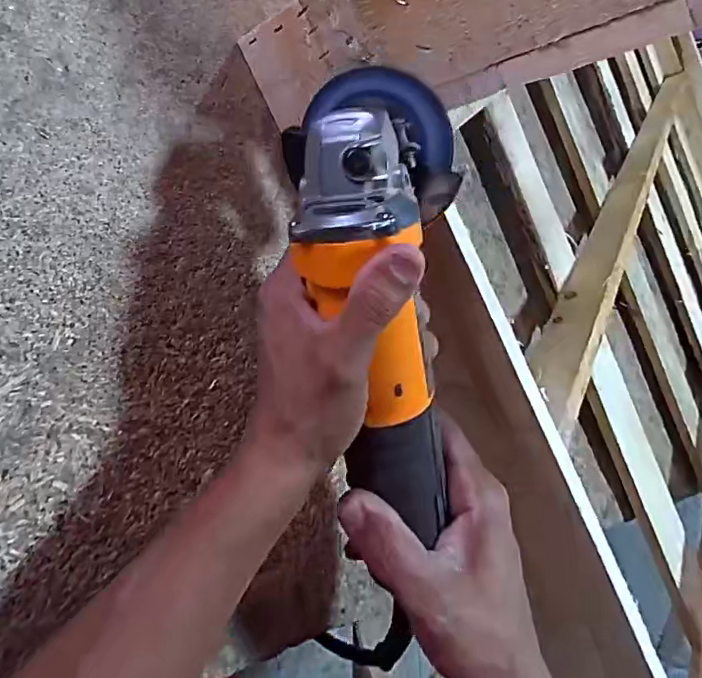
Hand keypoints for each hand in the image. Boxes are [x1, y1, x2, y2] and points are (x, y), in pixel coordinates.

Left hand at [244, 244, 425, 476]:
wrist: (289, 460)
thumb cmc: (309, 407)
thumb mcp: (346, 352)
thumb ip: (373, 303)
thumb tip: (407, 254)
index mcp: (286, 287)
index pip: (325, 240)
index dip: (364, 243)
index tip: (399, 259)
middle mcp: (293, 298)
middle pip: (347, 269)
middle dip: (386, 287)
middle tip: (414, 312)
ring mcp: (305, 323)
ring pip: (356, 297)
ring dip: (389, 314)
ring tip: (415, 338)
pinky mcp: (319, 344)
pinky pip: (354, 322)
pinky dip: (379, 333)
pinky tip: (403, 355)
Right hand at [336, 416, 548, 677]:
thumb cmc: (478, 635)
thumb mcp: (428, 589)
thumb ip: (389, 543)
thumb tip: (347, 498)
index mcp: (479, 492)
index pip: (441, 428)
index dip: (406, 412)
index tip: (367, 408)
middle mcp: (477, 495)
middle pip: (427, 451)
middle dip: (388, 453)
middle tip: (349, 458)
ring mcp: (470, 516)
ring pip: (422, 479)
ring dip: (388, 489)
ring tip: (354, 498)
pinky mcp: (459, 537)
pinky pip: (422, 505)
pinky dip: (396, 512)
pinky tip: (370, 535)